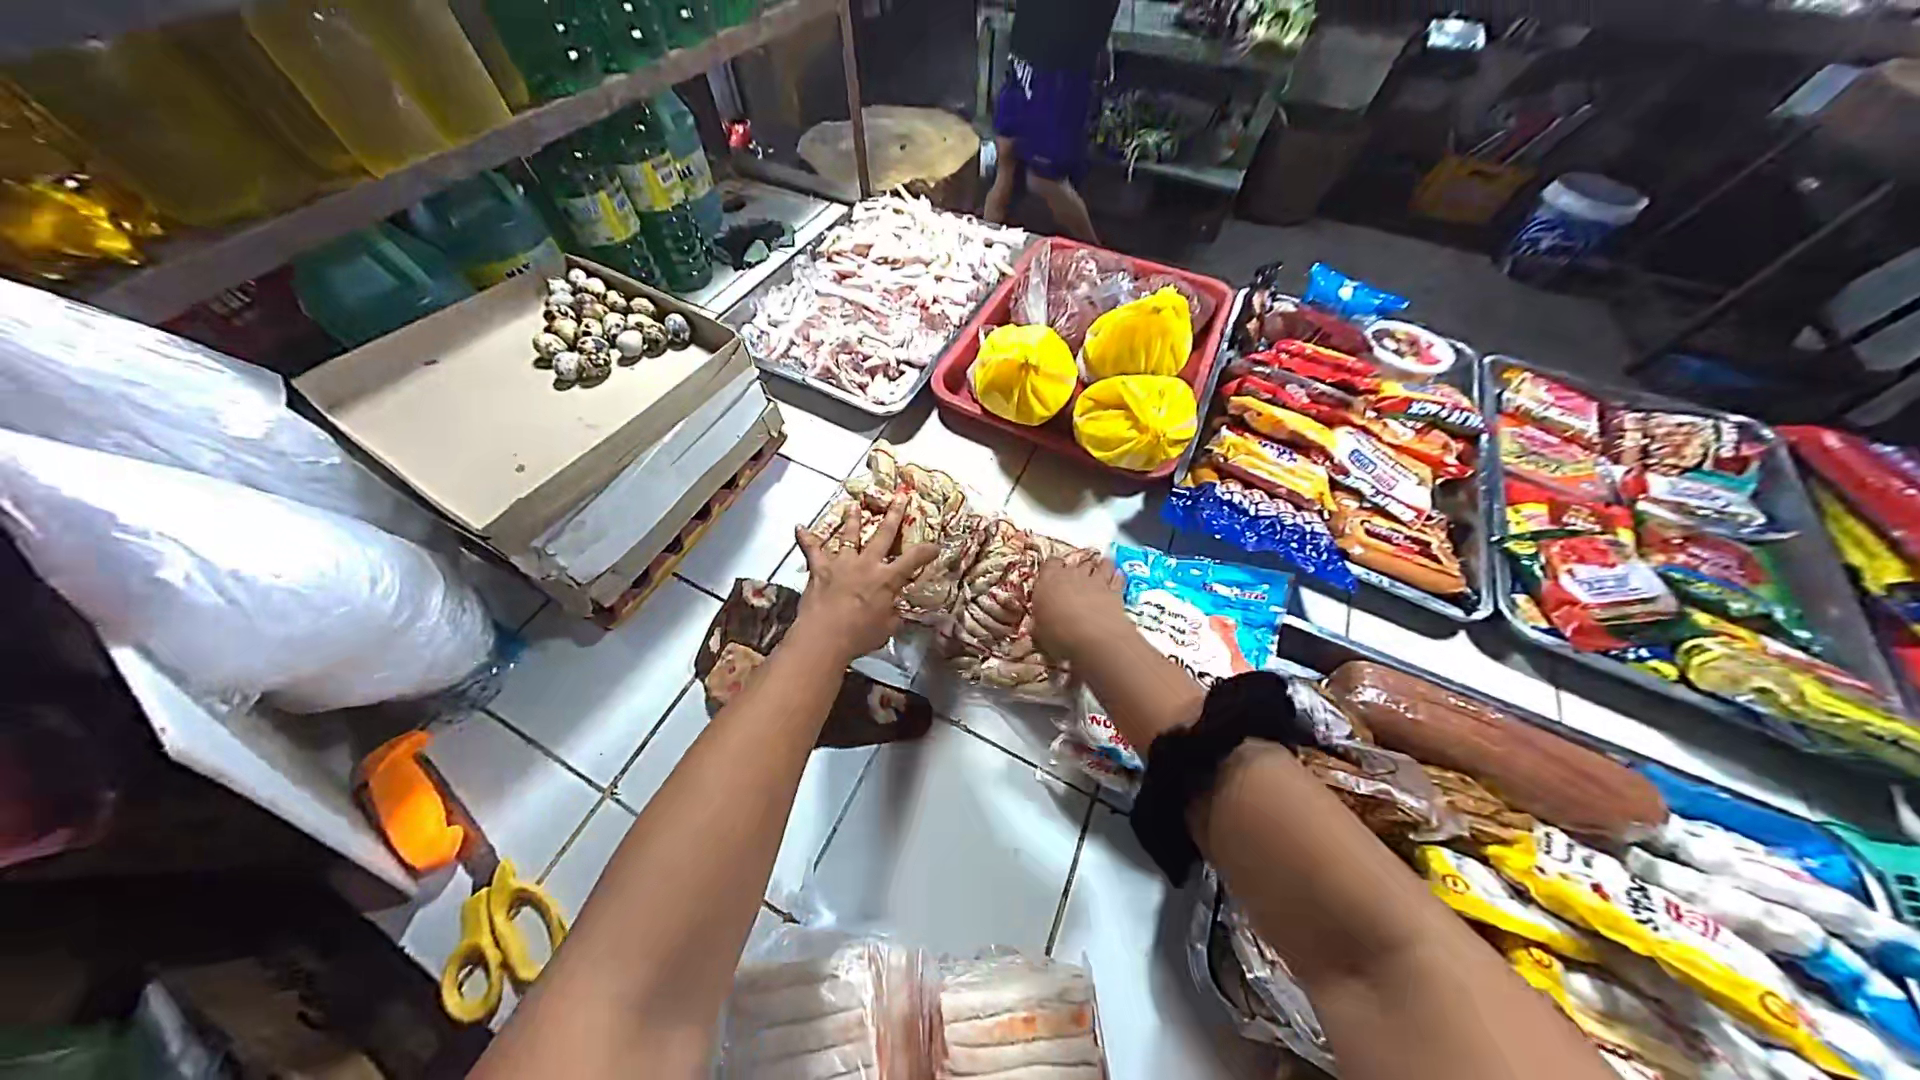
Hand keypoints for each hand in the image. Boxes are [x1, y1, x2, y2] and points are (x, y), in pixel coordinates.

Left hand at [792, 496, 938, 663]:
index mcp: (886, 579)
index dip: (927, 551)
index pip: (913, 560)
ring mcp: (842, 563)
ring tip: (854, 505)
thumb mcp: (886, 629)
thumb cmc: (859, 636)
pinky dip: (805, 538)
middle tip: (900, 498)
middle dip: (894, 515)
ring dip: (852, 519)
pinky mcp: (819, 568)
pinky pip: (812, 550)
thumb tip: (895, 612)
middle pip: (883, 535)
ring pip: (849, 536)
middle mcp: (866, 564)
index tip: (936, 545)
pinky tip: (799, 527)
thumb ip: (892, 616)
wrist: (823, 637)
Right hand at [1031, 553, 1129, 663]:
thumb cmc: (1059, 635)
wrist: (1093, 639)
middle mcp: (1071, 575)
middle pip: (1076, 563)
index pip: (1049, 564)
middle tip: (1075, 581)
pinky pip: (1117, 577)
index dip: (1052, 569)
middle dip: (1077, 570)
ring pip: (1099, 565)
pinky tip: (1118, 577)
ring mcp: (1095, 580)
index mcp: (1048, 581)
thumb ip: (1038, 624)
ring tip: (1100, 571)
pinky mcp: (1115, 590)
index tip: (1052, 577)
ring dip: (1099, 567)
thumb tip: (1036, 627)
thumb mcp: (1039, 632)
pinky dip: (1117, 576)